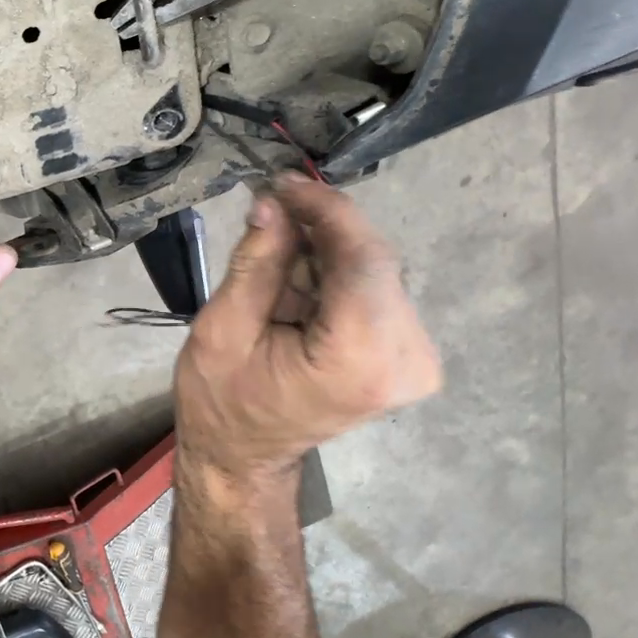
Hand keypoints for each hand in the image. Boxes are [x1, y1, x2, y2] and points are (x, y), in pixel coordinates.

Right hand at [175, 173, 441, 479]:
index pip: (364, 261)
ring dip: (323, 254)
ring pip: (375, 274)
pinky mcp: (409, 355)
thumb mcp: (221, 331)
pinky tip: (295, 282)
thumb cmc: (220, 400)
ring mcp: (417, 359)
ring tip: (270, 258)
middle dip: (319, 231)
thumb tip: (271, 205)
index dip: (326, 211)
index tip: (282, 182)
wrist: (242, 455)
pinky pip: (376, 293)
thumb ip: (255, 267)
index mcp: (361, 359)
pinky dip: (334, 275)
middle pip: (374, 264)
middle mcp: (409, 358)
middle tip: (265, 211)